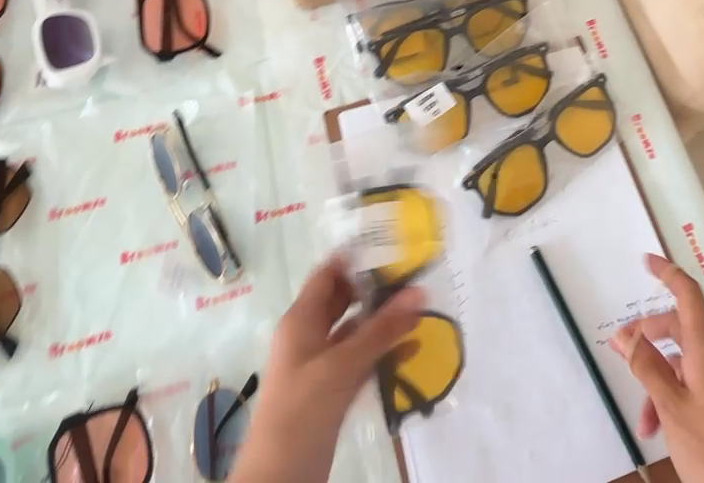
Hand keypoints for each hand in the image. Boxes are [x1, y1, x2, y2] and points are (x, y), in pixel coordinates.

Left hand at [231, 257, 425, 482]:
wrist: (281, 477)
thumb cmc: (303, 409)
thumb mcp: (343, 365)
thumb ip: (382, 329)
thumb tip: (419, 292)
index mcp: (301, 320)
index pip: (329, 274)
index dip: (356, 258)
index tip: (393, 244)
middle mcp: (310, 336)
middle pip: (344, 300)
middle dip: (376, 288)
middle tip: (415, 274)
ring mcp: (321, 364)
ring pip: (356, 331)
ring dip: (384, 321)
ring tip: (422, 308)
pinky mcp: (333, 389)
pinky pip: (361, 359)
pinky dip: (383, 351)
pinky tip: (414, 348)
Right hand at [611, 254, 703, 482]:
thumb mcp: (669, 407)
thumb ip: (646, 366)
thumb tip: (624, 334)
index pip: (689, 297)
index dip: (669, 274)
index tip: (648, 261)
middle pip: (682, 330)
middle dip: (651, 340)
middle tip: (623, 352)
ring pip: (685, 363)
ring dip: (659, 380)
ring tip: (644, 419)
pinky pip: (697, 383)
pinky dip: (674, 394)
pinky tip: (660, 426)